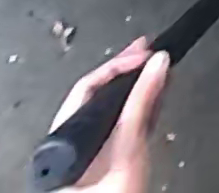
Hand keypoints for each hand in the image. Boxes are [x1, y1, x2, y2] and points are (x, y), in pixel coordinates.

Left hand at [49, 38, 170, 192]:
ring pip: (110, 112)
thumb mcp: (128, 149)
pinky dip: (140, 106)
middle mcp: (67, 152)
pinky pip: (120, 126)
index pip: (87, 90)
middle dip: (127, 72)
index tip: (147, 52)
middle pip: (96, 99)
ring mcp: (85, 162)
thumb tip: (158, 60)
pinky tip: (157, 95)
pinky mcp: (104, 169)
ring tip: (158, 66)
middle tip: (151, 49)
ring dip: (136, 87)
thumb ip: (142, 102)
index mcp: (61, 147)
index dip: (118, 66)